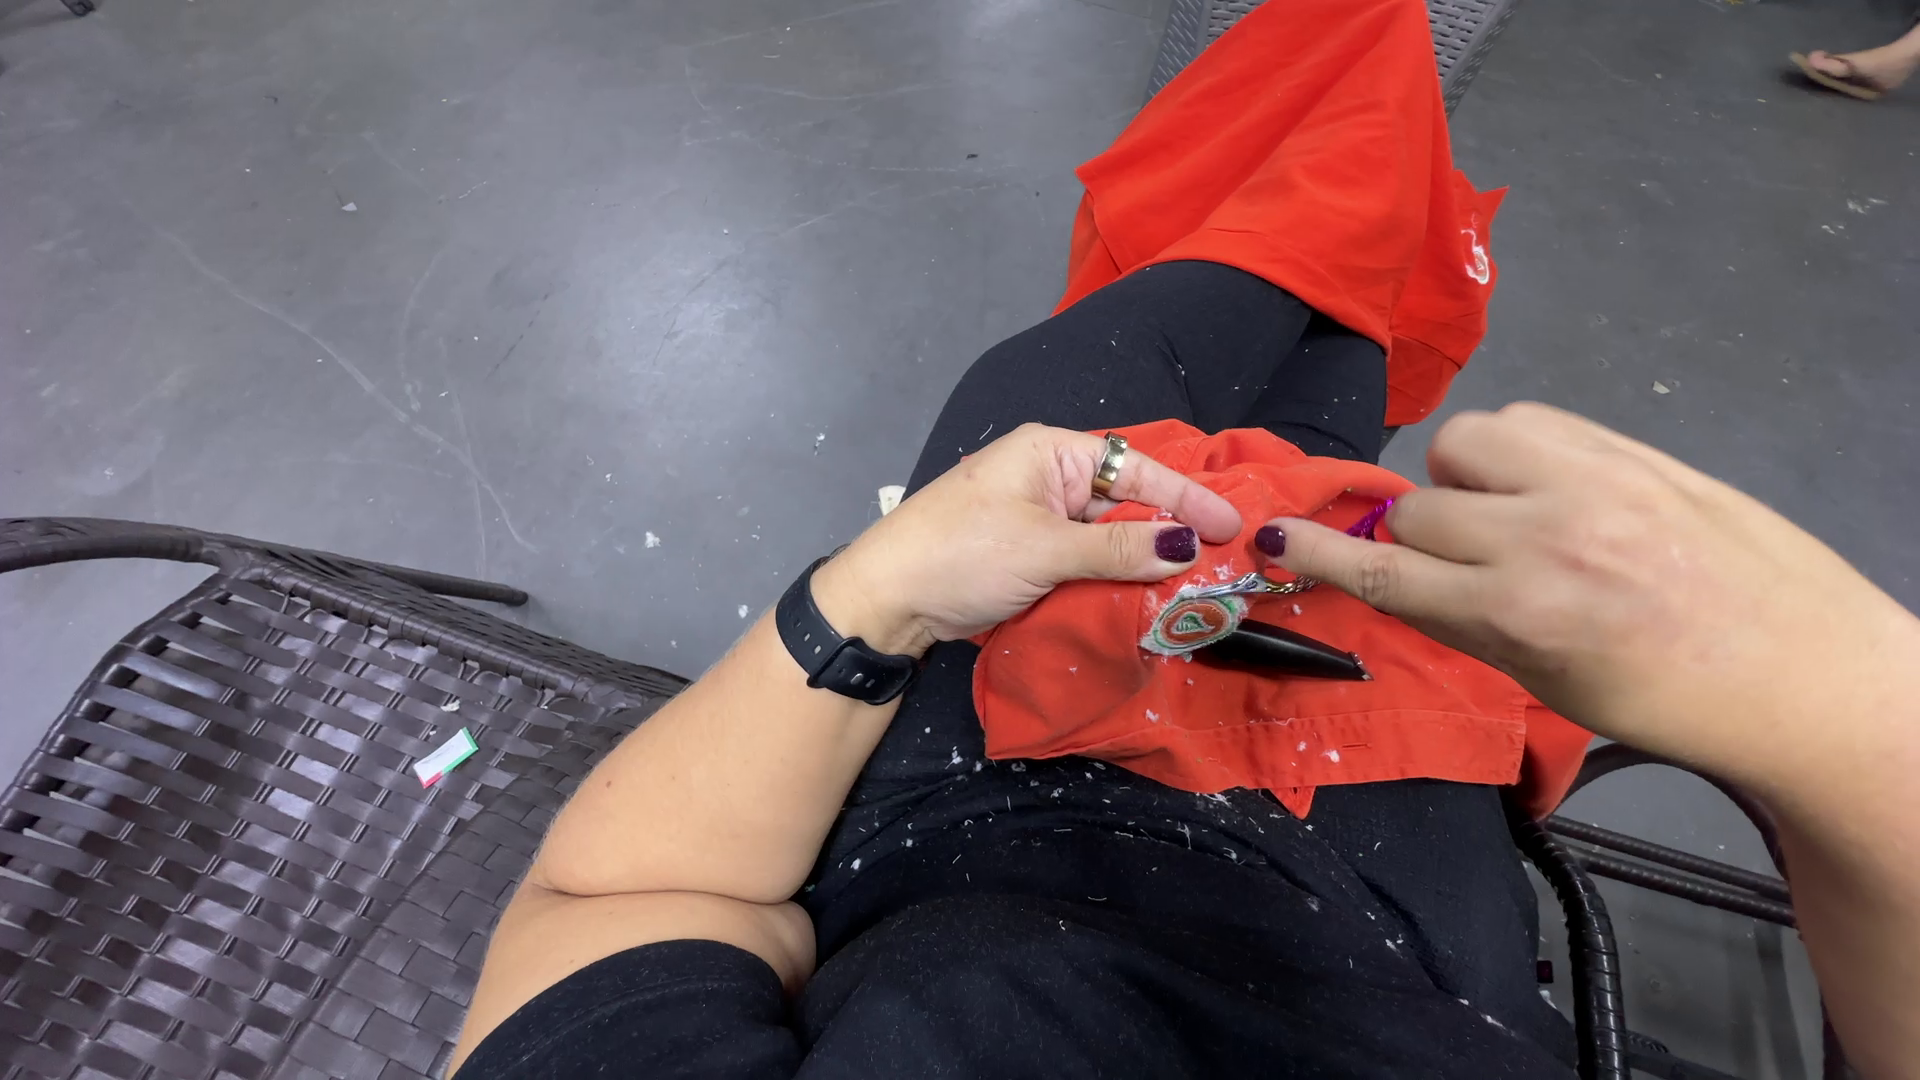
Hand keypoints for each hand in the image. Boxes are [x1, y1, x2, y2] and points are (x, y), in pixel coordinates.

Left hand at [812, 423, 1242, 655]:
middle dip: (1167, 534)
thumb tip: (1186, 547)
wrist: (890, 598)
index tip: (1232, 527)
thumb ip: (1118, 548)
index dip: (1186, 497)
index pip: (1134, 468)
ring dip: (1141, 562)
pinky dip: (1112, 579)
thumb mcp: (1045, 548)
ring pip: (1108, 537)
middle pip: (1126, 503)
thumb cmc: (963, 553)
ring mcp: (1040, 518)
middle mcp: (1050, 478)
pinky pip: (1085, 561)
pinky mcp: (1031, 554)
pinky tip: (1144, 599)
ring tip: (1191, 588)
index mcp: (1052, 453)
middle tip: (1218, 567)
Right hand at [1257, 403, 1919, 791]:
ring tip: (1504, 507)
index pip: (1384, 572)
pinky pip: (1522, 418)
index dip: (1317, 553)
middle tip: (1468, 560)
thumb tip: (1392, 569)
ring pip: (1458, 442)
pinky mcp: (1636, 451)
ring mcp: (1596, 484)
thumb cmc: (1662, 701)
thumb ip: (1452, 616)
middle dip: (1422, 536)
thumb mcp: (1535, 678)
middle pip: (1415, 508)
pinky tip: (1545, 481)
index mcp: (1520, 616)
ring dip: (1458, 478)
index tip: (1271, 537)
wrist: (1819, 683)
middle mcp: (1548, 538)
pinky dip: (1508, 448)